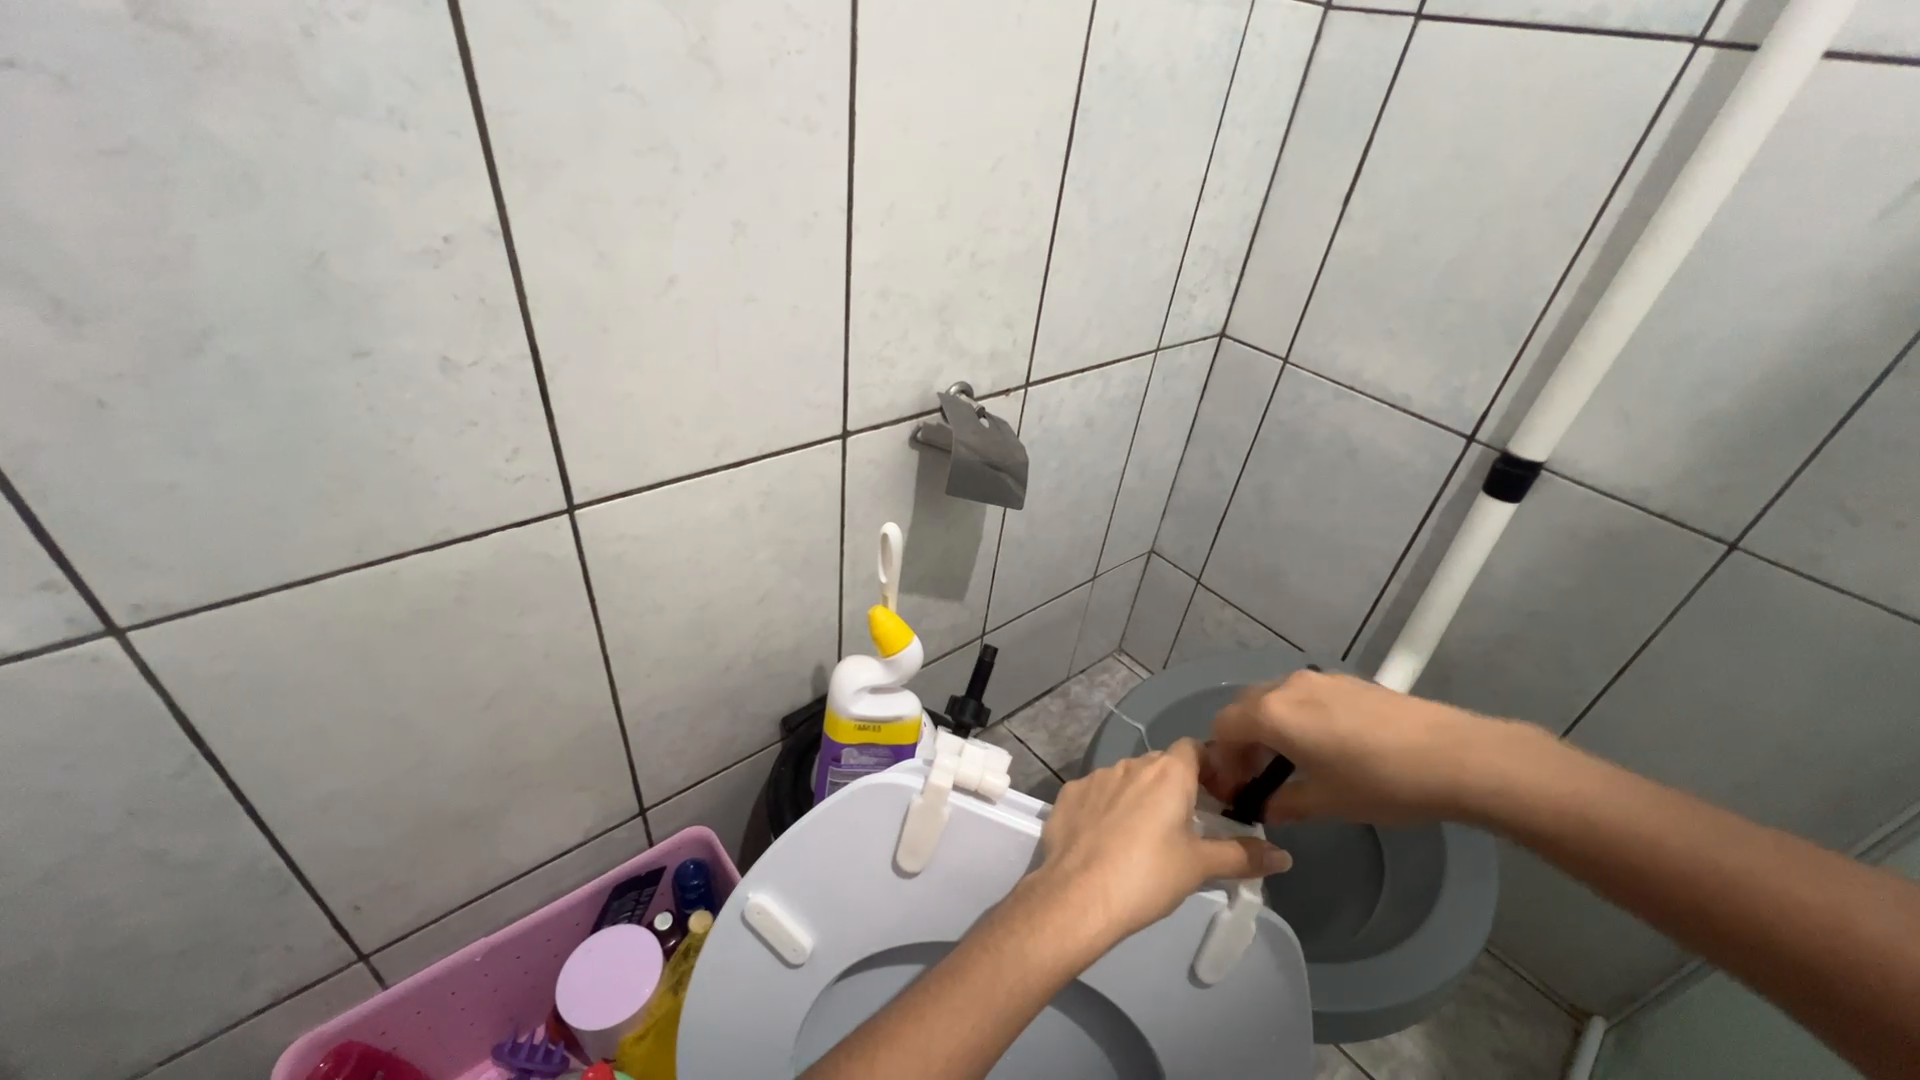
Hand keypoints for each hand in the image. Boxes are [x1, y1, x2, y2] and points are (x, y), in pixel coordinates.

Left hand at [1029, 738, 1292, 947]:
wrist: (1078, 896)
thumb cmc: (1148, 875)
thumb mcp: (1201, 867)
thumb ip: (1243, 855)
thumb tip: (1284, 856)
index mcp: (1168, 772)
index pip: (1194, 748)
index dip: (1208, 767)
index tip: (1217, 797)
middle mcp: (1130, 763)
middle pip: (1160, 765)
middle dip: (1174, 787)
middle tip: (1185, 825)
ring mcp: (1094, 777)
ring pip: (1125, 778)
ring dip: (1137, 797)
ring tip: (1142, 837)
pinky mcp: (1068, 795)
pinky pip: (1095, 794)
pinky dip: (1104, 809)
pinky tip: (1106, 841)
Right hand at [1203, 669, 1540, 824]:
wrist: (1458, 757)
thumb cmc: (1381, 784)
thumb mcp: (1325, 803)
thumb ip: (1283, 804)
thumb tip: (1265, 808)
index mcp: (1272, 714)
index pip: (1223, 727)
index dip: (1221, 760)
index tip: (1234, 791)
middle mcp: (1288, 687)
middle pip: (1244, 708)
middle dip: (1241, 742)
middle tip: (1255, 779)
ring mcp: (1320, 680)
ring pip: (1274, 700)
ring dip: (1268, 729)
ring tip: (1289, 766)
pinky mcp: (1348, 682)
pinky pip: (1303, 697)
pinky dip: (1295, 719)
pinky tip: (1323, 749)